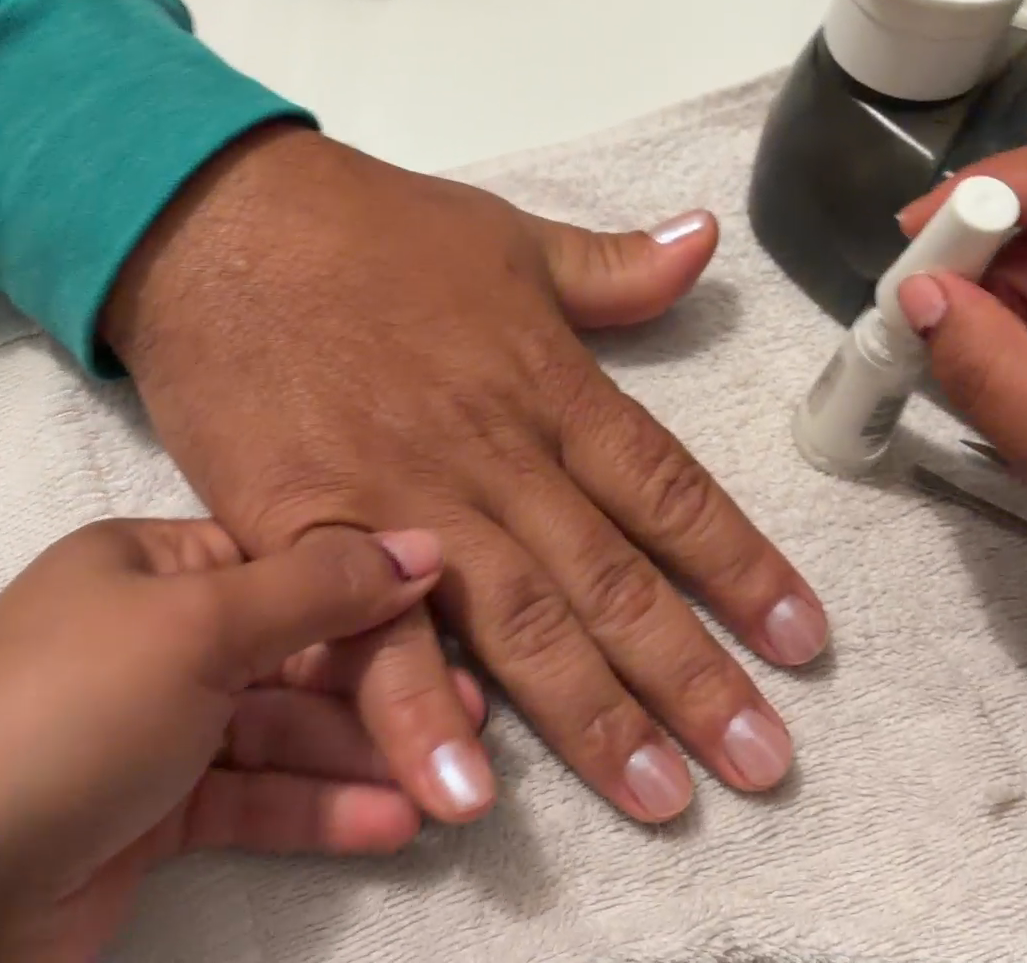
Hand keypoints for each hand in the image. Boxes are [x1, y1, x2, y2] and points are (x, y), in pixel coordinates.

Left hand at [0, 521, 479, 962]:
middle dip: (378, 689)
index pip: (287, 566)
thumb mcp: (200, 627)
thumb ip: (319, 586)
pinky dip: (319, 808)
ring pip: (282, 729)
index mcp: (151, 564)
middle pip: (293, 651)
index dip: (368, 595)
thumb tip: (424, 545)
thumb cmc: (69, 717)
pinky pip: (255, 794)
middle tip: (470, 719)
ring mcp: (156, 725)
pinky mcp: (155, 811)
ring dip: (361, 757)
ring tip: (450, 785)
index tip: (451, 624)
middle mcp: (155, 634)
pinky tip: (392, 825)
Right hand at [102, 124, 824, 824]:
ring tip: (660, 798)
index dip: (742, 570)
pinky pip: (375, 633)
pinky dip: (419, 711)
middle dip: (692, 677)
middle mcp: (493, 458)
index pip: (668, 494)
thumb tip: (704, 244)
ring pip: (518, 622)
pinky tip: (462, 792)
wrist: (224, 229)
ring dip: (591, 718)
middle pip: (611, 581)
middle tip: (762, 765)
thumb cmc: (365, 228)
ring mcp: (405, 501)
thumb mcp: (505, 235)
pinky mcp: (312, 531)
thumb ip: (611, 266)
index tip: (802, 643)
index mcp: (546, 386)